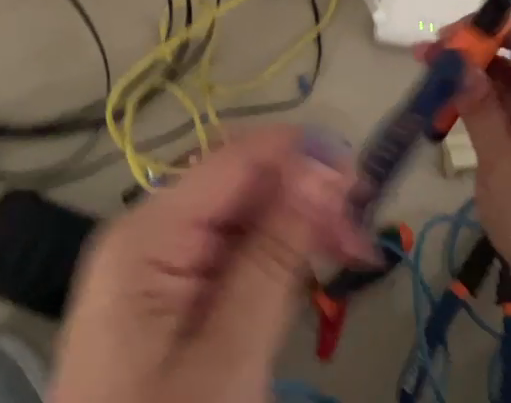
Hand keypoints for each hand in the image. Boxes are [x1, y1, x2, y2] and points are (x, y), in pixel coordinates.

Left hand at [49, 126, 368, 402]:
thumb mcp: (227, 354)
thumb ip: (274, 256)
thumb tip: (323, 167)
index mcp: (147, 236)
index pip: (235, 159)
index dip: (301, 156)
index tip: (363, 182)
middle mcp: (151, 235)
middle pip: (242, 186)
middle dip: (306, 200)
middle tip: (363, 240)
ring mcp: (161, 267)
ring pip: (246, 220)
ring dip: (301, 231)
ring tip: (352, 257)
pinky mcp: (174, 298)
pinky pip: (235, 257)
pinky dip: (278, 263)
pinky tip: (310, 276)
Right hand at [449, 18, 510, 298]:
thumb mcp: (501, 161)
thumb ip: (480, 107)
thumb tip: (458, 63)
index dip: (494, 28)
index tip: (452, 37)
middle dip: (472, 49)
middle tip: (427, 55)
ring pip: (507, 79)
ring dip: (469, 74)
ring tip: (427, 74)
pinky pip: (505, 104)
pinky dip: (477, 99)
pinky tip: (445, 103)